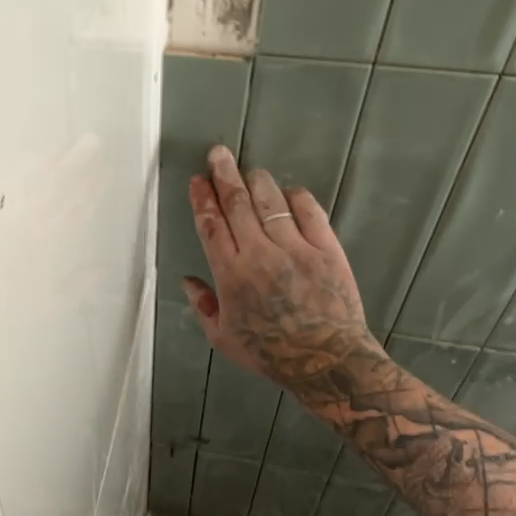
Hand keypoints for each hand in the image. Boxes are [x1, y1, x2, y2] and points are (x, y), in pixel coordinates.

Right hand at [184, 145, 383, 395]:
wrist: (326, 361)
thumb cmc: (271, 354)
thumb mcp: (224, 339)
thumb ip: (204, 307)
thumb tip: (188, 281)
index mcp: (231, 275)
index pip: (211, 225)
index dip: (203, 199)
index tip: (197, 181)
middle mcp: (260, 254)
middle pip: (237, 204)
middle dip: (224, 175)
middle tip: (218, 154)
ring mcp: (295, 248)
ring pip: (271, 201)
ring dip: (257, 181)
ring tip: (249, 171)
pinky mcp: (326, 248)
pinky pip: (309, 211)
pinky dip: (296, 196)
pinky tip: (287, 192)